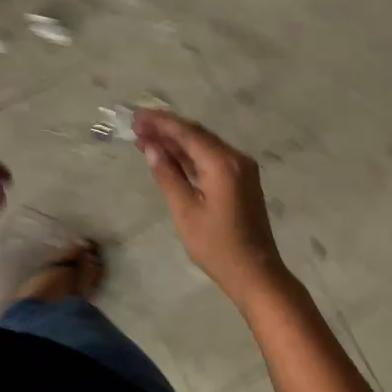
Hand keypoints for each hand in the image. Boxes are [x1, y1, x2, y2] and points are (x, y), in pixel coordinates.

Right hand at [134, 110, 286, 302]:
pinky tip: (168, 156)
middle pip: (196, 134)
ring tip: (145, 137)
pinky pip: (210, 158)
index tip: (135, 117)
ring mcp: (241, 169)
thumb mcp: (185, 211)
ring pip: (203, 145)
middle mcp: (235, 158)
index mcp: (223, 164)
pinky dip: (188, 155)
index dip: (159, 122)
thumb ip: (167, 175)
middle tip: (136, 125)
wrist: (256, 274)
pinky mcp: (240, 180)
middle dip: (165, 128)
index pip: (187, 132)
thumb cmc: (217, 246)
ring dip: (175, 141)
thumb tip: (151, 148)